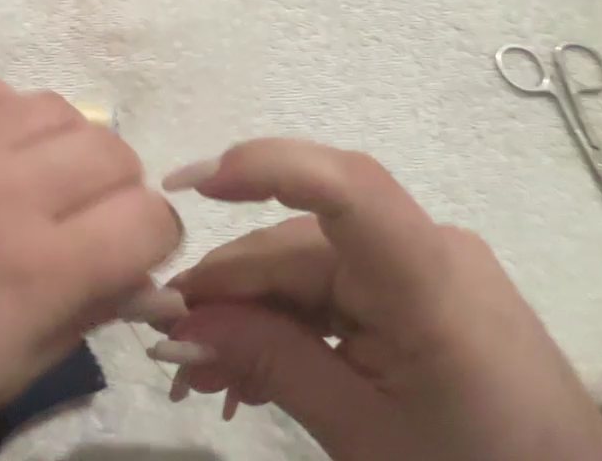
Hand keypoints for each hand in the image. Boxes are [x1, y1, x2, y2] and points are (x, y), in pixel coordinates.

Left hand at [0, 75, 183, 425]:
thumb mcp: (8, 371)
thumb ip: (85, 316)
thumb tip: (147, 282)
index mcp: (38, 265)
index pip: (148, 218)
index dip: (154, 239)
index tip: (128, 254)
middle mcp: (7, 188)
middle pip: (113, 151)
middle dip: (120, 188)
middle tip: (85, 218)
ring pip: (59, 108)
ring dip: (68, 144)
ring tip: (39, 178)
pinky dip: (7, 113)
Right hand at [148, 139, 601, 460]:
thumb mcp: (361, 433)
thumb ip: (264, 361)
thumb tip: (173, 324)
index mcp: (431, 282)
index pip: (346, 187)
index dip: (261, 167)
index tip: (185, 188)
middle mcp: (426, 250)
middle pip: (295, 244)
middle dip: (225, 292)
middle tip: (170, 349)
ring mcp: (421, 266)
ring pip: (299, 267)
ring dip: (245, 316)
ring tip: (202, 376)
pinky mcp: (415, 289)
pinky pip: (328, 290)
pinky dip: (283, 324)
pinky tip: (244, 370)